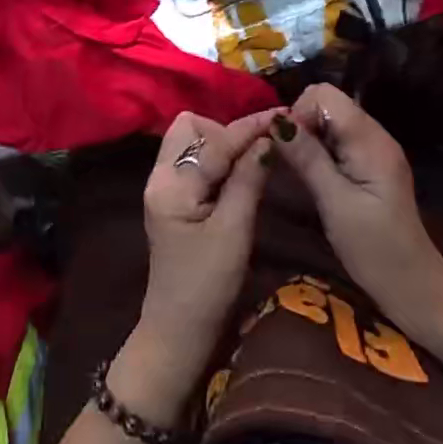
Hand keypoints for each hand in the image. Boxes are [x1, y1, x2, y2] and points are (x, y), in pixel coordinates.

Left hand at [138, 109, 276, 360]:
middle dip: (226, 130)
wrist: (179, 327)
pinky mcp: (172, 199)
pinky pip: (193, 161)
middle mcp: (160, 177)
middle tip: (260, 150)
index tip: (282, 116)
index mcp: (170, 185)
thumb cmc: (208, 285)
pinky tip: (239, 172)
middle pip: (189, 128)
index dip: (248, 128)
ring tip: (254, 160)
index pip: (212, 141)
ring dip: (221, 143)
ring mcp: (163, 187)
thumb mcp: (234, 232)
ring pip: (190, 142)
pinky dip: (216, 159)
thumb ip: (247, 181)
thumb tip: (267, 140)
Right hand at [267, 85, 442, 318]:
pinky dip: (315, 151)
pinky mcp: (367, 166)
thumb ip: (307, 158)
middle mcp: (374, 136)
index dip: (298, 113)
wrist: (413, 286)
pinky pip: (334, 141)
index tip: (287, 149)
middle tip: (287, 162)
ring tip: (294, 172)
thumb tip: (275, 120)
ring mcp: (372, 151)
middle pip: (324, 103)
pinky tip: (310, 178)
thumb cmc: (374, 248)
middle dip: (298, 124)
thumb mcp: (335, 202)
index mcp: (370, 141)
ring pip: (326, 122)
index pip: (323, 94)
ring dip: (304, 139)